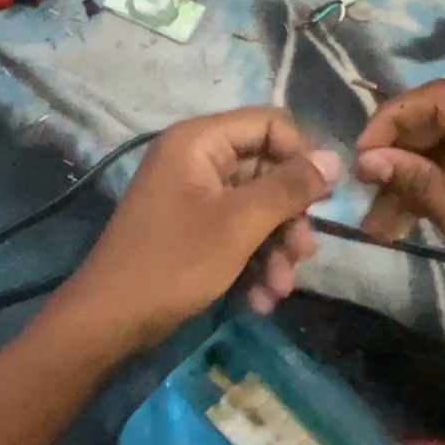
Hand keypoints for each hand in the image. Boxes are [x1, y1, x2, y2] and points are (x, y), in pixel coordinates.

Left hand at [69, 107, 341, 348]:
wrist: (110, 320)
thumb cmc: (174, 262)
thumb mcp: (239, 224)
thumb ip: (289, 188)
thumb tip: (334, 158)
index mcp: (199, 141)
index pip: (268, 124)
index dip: (302, 155)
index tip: (325, 196)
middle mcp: (196, 160)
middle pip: (266, 170)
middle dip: (289, 217)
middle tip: (304, 253)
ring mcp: (192, 196)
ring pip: (255, 209)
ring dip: (275, 249)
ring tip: (280, 288)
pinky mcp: (192, 230)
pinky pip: (235, 233)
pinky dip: (252, 263)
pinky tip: (260, 300)